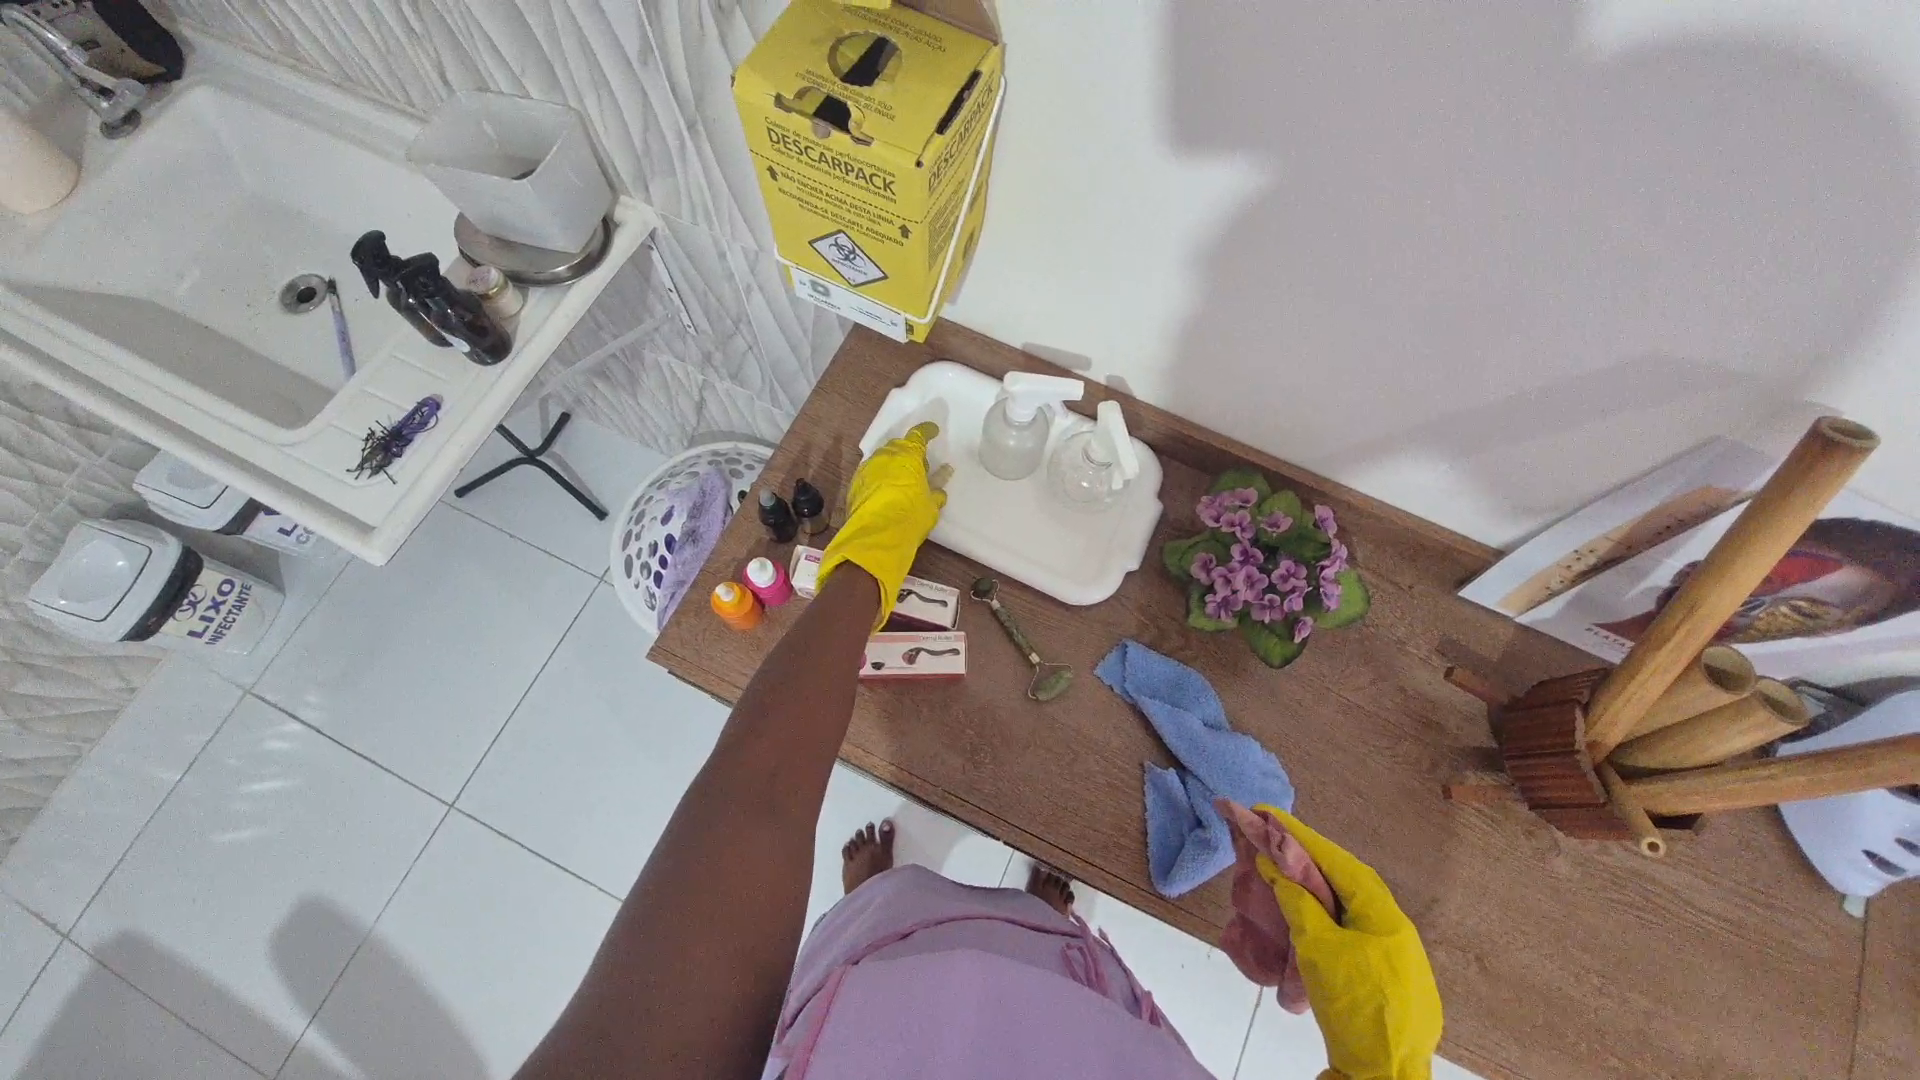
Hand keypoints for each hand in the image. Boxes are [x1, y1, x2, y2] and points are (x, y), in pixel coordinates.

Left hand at [819, 422, 947, 629]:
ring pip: (882, 459)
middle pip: (898, 446)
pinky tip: (886, 491)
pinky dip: (880, 477)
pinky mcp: (855, 484)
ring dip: (893, 464)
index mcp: (907, 456)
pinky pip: (871, 474)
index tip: (933, 431)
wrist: (875, 537)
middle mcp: (884, 456)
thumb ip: (936, 488)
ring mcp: (866, 469)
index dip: (927, 432)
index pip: (918, 436)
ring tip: (902, 478)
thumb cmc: (910, 517)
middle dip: (909, 451)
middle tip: (919, 464)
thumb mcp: (931, 505)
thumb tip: (942, 478)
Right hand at [1253, 806, 1442, 1079]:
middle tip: (1267, 839)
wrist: (1388, 1076)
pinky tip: (1302, 912)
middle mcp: (1388, 920)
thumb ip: (1297, 901)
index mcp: (1378, 907)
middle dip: (1302, 856)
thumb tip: (1275, 863)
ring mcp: (1389, 947)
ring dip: (1310, 884)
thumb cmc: (1356, 1005)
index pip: (1329, 856)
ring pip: (1342, 900)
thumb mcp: (1318, 948)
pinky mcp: (1382, 969)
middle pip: (1338, 875)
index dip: (1294, 834)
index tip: (1264, 812)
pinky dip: (1319, 910)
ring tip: (1280, 870)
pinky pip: (1346, 924)